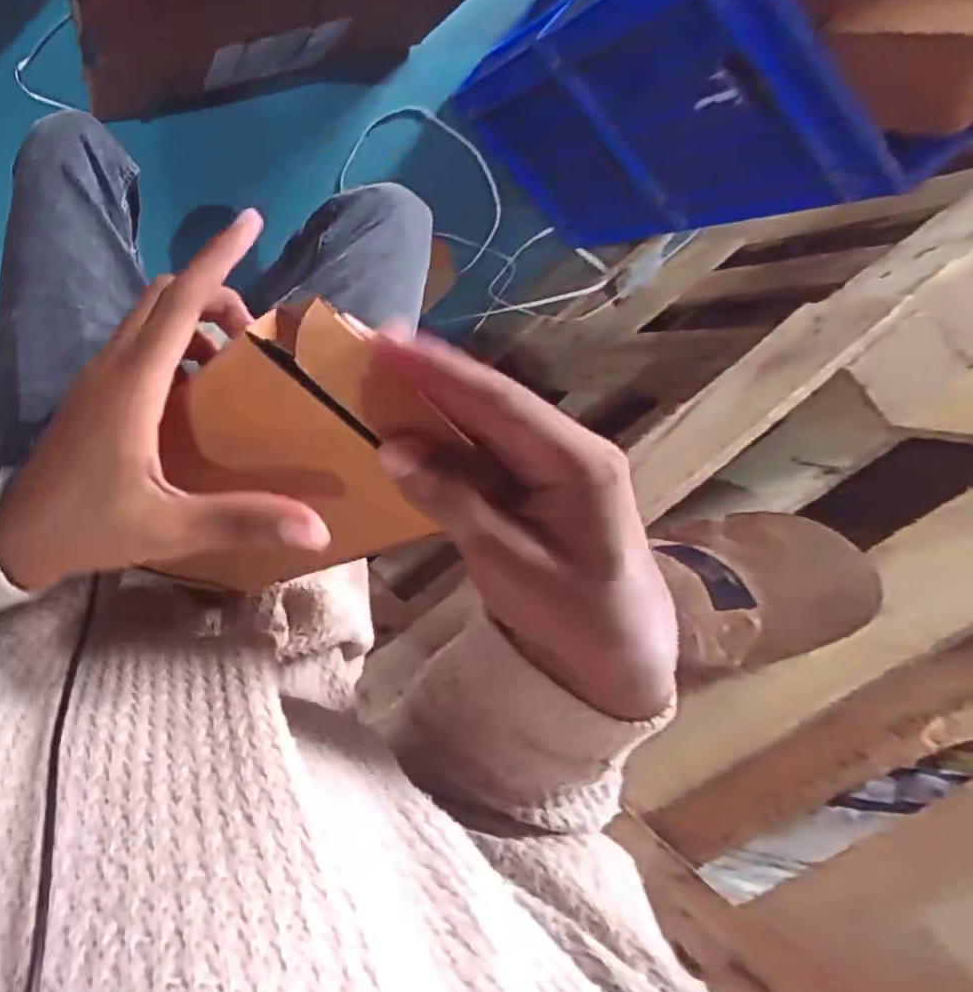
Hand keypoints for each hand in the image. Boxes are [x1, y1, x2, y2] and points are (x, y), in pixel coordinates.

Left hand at [0, 209, 331, 592]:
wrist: (18, 535)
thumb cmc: (88, 526)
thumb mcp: (167, 526)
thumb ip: (239, 520)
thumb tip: (317, 530)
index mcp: (133, 384)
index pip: (180, 301)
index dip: (217, 257)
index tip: (251, 221)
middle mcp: (112, 367)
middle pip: (162, 297)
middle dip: (211, 294)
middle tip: (250, 336)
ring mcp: (94, 378)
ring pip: (145, 320)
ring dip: (188, 322)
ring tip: (227, 366)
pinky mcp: (89, 394)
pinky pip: (133, 347)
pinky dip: (167, 346)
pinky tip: (188, 394)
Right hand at [371, 334, 676, 720]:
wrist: (616, 650)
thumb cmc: (572, 609)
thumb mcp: (509, 561)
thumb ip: (452, 502)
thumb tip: (392, 449)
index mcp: (576, 463)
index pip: (498, 404)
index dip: (440, 371)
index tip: (389, 343)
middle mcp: (563, 448)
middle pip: (489, 398)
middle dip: (432, 368)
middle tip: (375, 341)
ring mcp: (543, 462)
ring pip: (480, 416)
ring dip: (430, 392)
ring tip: (381, 368)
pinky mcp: (523, 479)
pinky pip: (473, 444)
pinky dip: (434, 427)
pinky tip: (404, 417)